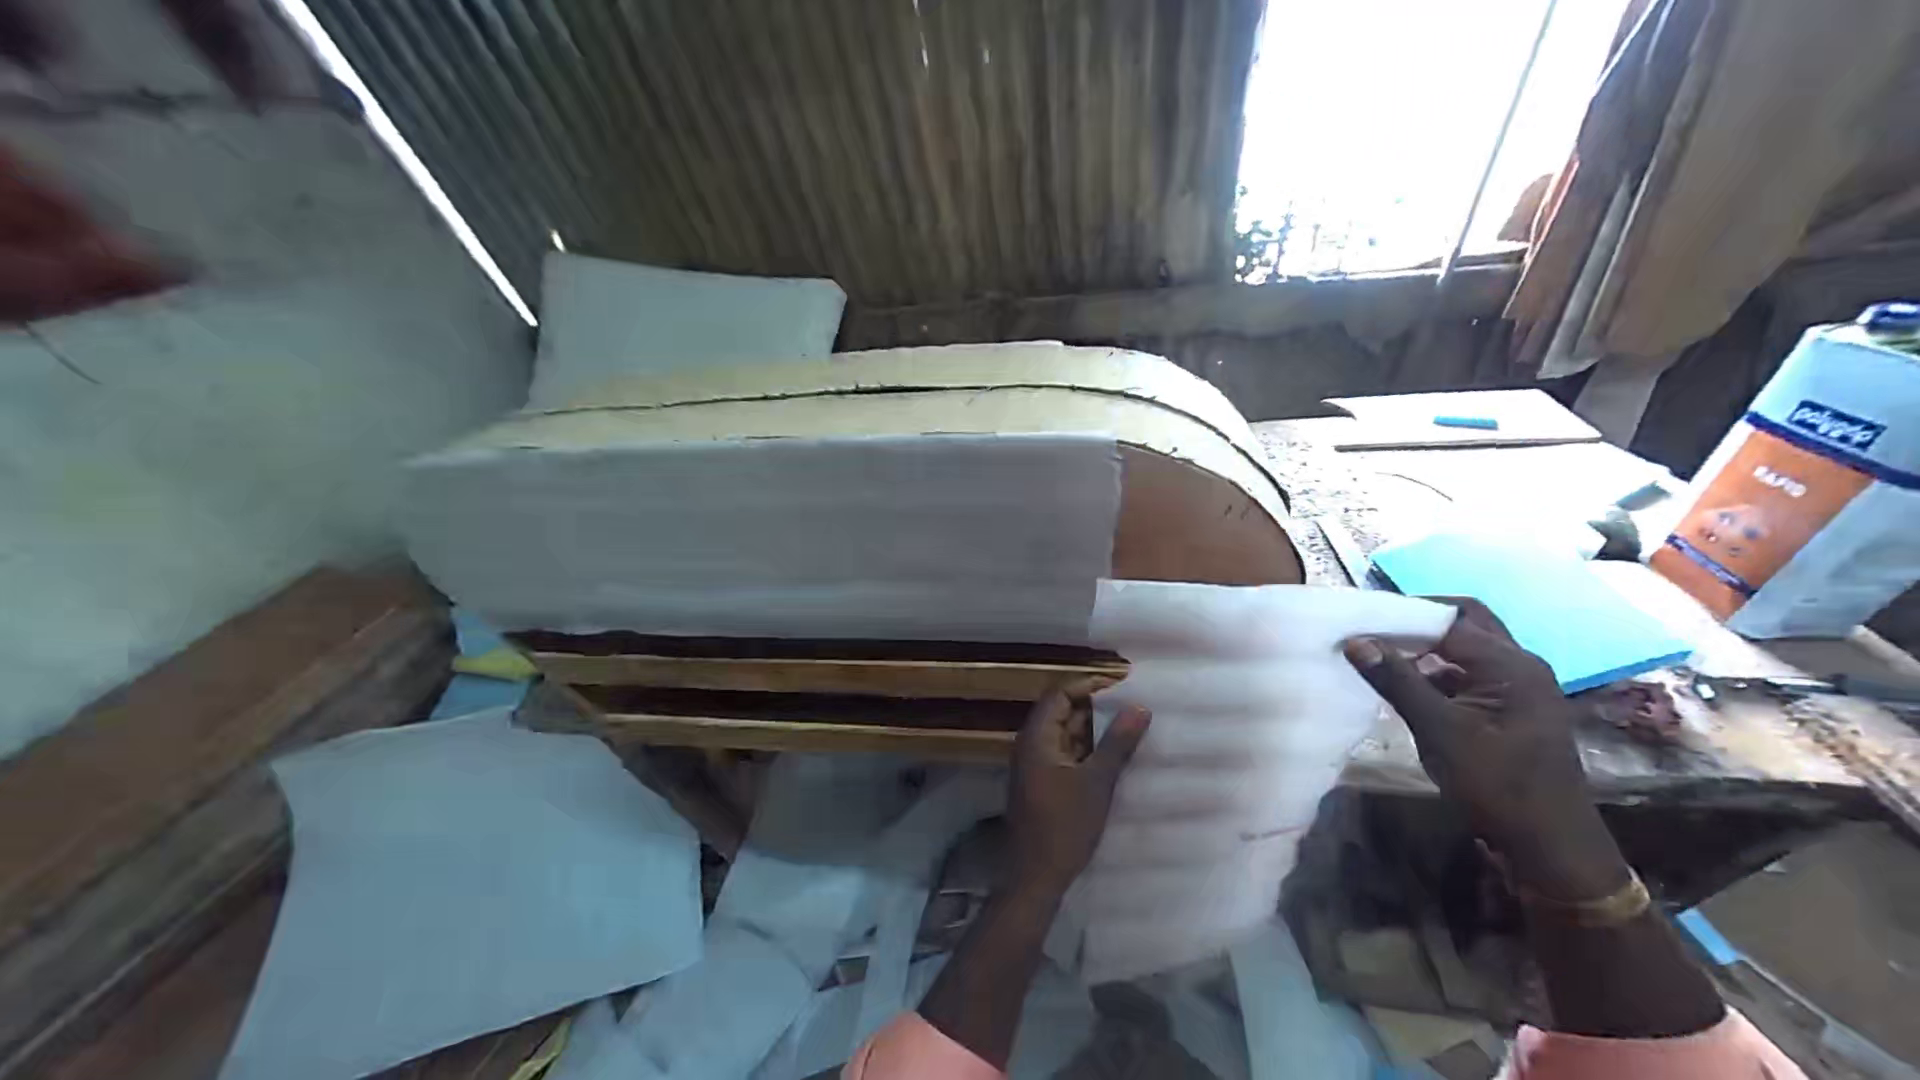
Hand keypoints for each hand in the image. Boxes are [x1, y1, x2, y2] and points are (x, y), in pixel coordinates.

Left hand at [1003, 678, 1149, 898]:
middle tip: (1132, 706)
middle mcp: (1030, 744)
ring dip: (1093, 730)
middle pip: (1061, 711)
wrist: (1035, 877)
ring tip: (1130, 727)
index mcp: (1036, 737)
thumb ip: (1117, 743)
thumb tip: (1139, 706)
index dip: (1089, 686)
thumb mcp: (1096, 782)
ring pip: (1065, 734)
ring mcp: (1034, 765)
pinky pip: (1065, 754)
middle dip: (1095, 707)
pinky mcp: (1042, 783)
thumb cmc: (1064, 826)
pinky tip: (1114, 756)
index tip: (1122, 687)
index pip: (1059, 694)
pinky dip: (1087, 750)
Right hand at [1343, 599, 1628, 901]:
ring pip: (1466, 647)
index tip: (1359, 620)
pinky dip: (1436, 670)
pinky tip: (1404, 684)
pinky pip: (1468, 672)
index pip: (1447, 619)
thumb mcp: (1439, 730)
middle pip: (1465, 621)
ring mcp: (1519, 686)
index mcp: (1510, 665)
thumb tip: (1357, 641)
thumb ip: (1397, 681)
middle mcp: (1520, 665)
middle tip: (1373, 628)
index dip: (1401, 616)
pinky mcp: (1510, 707)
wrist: (1549, 844)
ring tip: (1380, 652)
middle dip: (1418, 620)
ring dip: (1426, 645)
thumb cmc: (1495, 784)